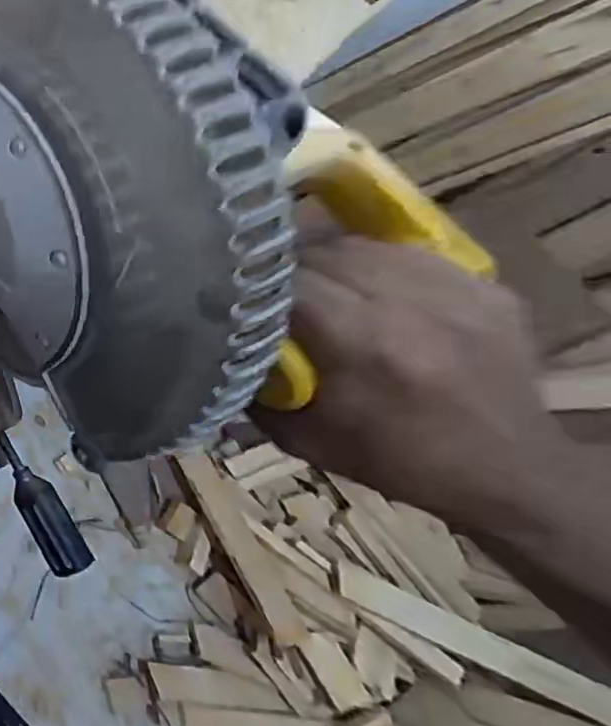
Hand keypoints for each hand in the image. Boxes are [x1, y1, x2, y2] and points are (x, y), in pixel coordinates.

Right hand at [251, 237, 563, 526]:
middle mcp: (415, 310)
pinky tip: (362, 281)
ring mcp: (460, 298)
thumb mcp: (299, 432)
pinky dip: (374, 262)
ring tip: (307, 280)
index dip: (252, 282)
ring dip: (325, 259)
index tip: (227, 292)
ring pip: (364, 247)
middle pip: (325, 254)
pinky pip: (410, 256)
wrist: (509, 477)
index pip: (289, 282)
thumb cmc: (391, 459)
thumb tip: (215, 341)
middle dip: (284, 267)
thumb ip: (253, 381)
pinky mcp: (489, 293)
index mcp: (366, 345)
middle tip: (264, 286)